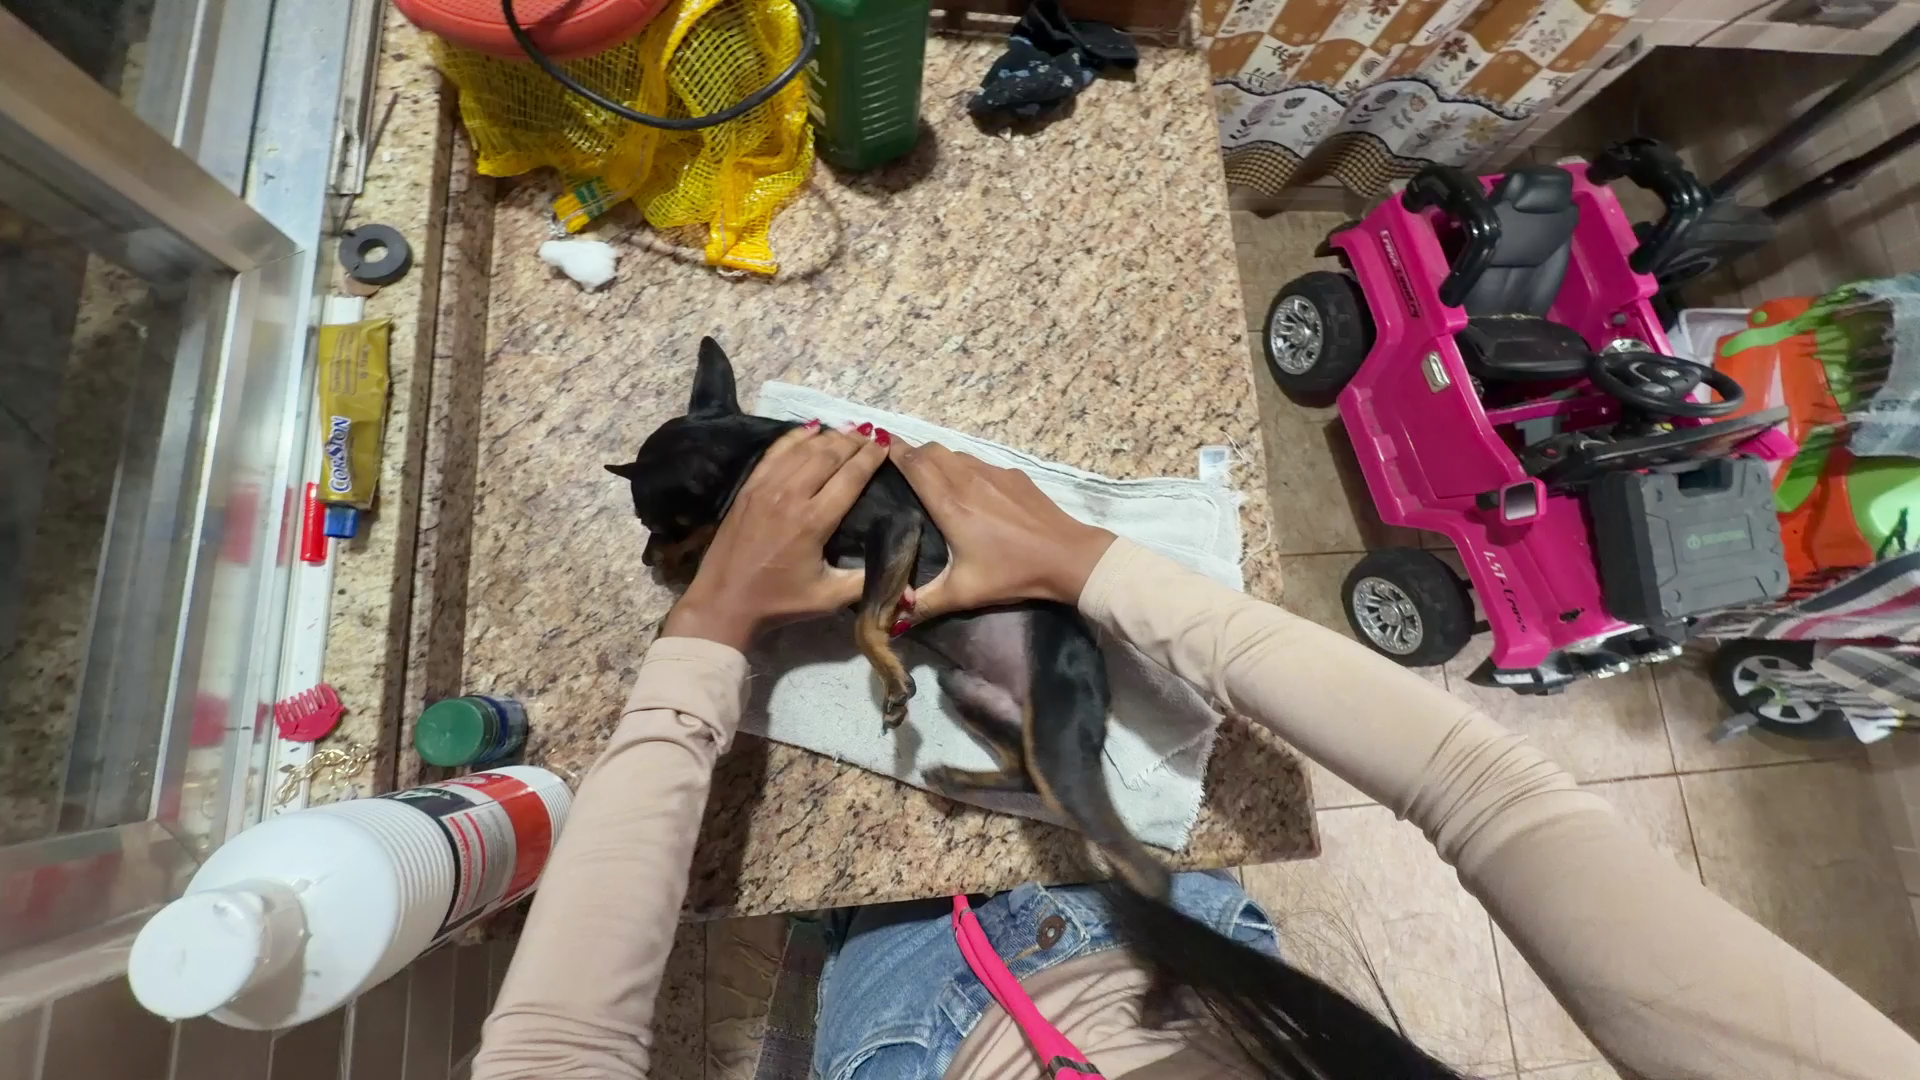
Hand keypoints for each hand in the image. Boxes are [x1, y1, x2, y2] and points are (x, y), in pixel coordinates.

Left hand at [662, 425, 885, 649]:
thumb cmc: (780, 602)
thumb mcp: (829, 598)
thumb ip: (865, 580)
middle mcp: (791, 496)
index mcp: (814, 522)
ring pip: (802, 450)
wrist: (724, 601)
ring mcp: (766, 488)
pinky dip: (795, 437)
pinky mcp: (749, 488)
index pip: (850, 478)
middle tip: (871, 433)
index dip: (870, 458)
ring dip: (828, 436)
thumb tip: (902, 571)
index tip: (884, 445)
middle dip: (853, 441)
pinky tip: (810, 429)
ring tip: (848, 430)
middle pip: (827, 456)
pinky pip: (775, 453)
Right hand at [888, 440, 1114, 622]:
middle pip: (930, 450)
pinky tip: (968, 490)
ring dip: (936, 459)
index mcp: (951, 504)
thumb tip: (889, 619)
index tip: (874, 447)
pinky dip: (962, 467)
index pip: (913, 463)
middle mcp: (968, 479)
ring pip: (955, 453)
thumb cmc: (1013, 573)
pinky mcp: (1014, 475)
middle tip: (896, 467)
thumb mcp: (964, 593)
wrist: (1068, 557)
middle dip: (910, 452)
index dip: (891, 451)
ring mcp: (994, 473)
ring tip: (928, 478)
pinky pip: (978, 462)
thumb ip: (923, 604)